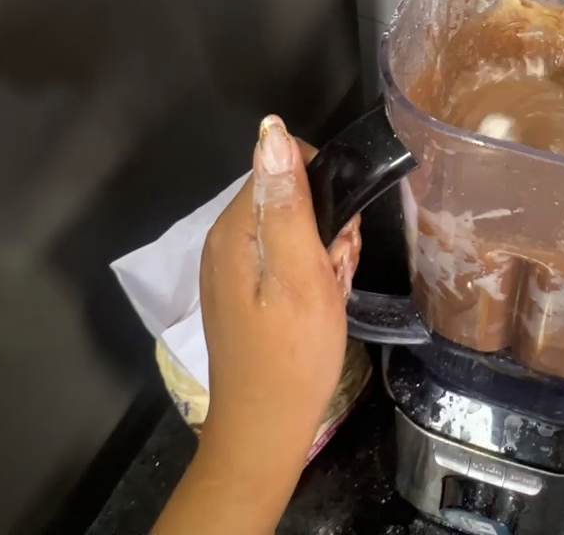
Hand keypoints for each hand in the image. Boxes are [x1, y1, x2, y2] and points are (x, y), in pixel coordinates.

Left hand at [153, 116, 360, 534]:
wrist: (267, 432)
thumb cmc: (293, 353)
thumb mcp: (301, 273)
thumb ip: (289, 202)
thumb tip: (272, 130)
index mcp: (234, 229)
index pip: (282, 165)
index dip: (323, 192)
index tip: (338, 236)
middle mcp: (225, 240)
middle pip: (290, 196)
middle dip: (326, 225)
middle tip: (336, 270)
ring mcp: (232, 266)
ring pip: (294, 226)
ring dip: (324, 251)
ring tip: (331, 289)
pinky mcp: (243, 289)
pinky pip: (286, 256)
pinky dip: (312, 271)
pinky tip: (320, 301)